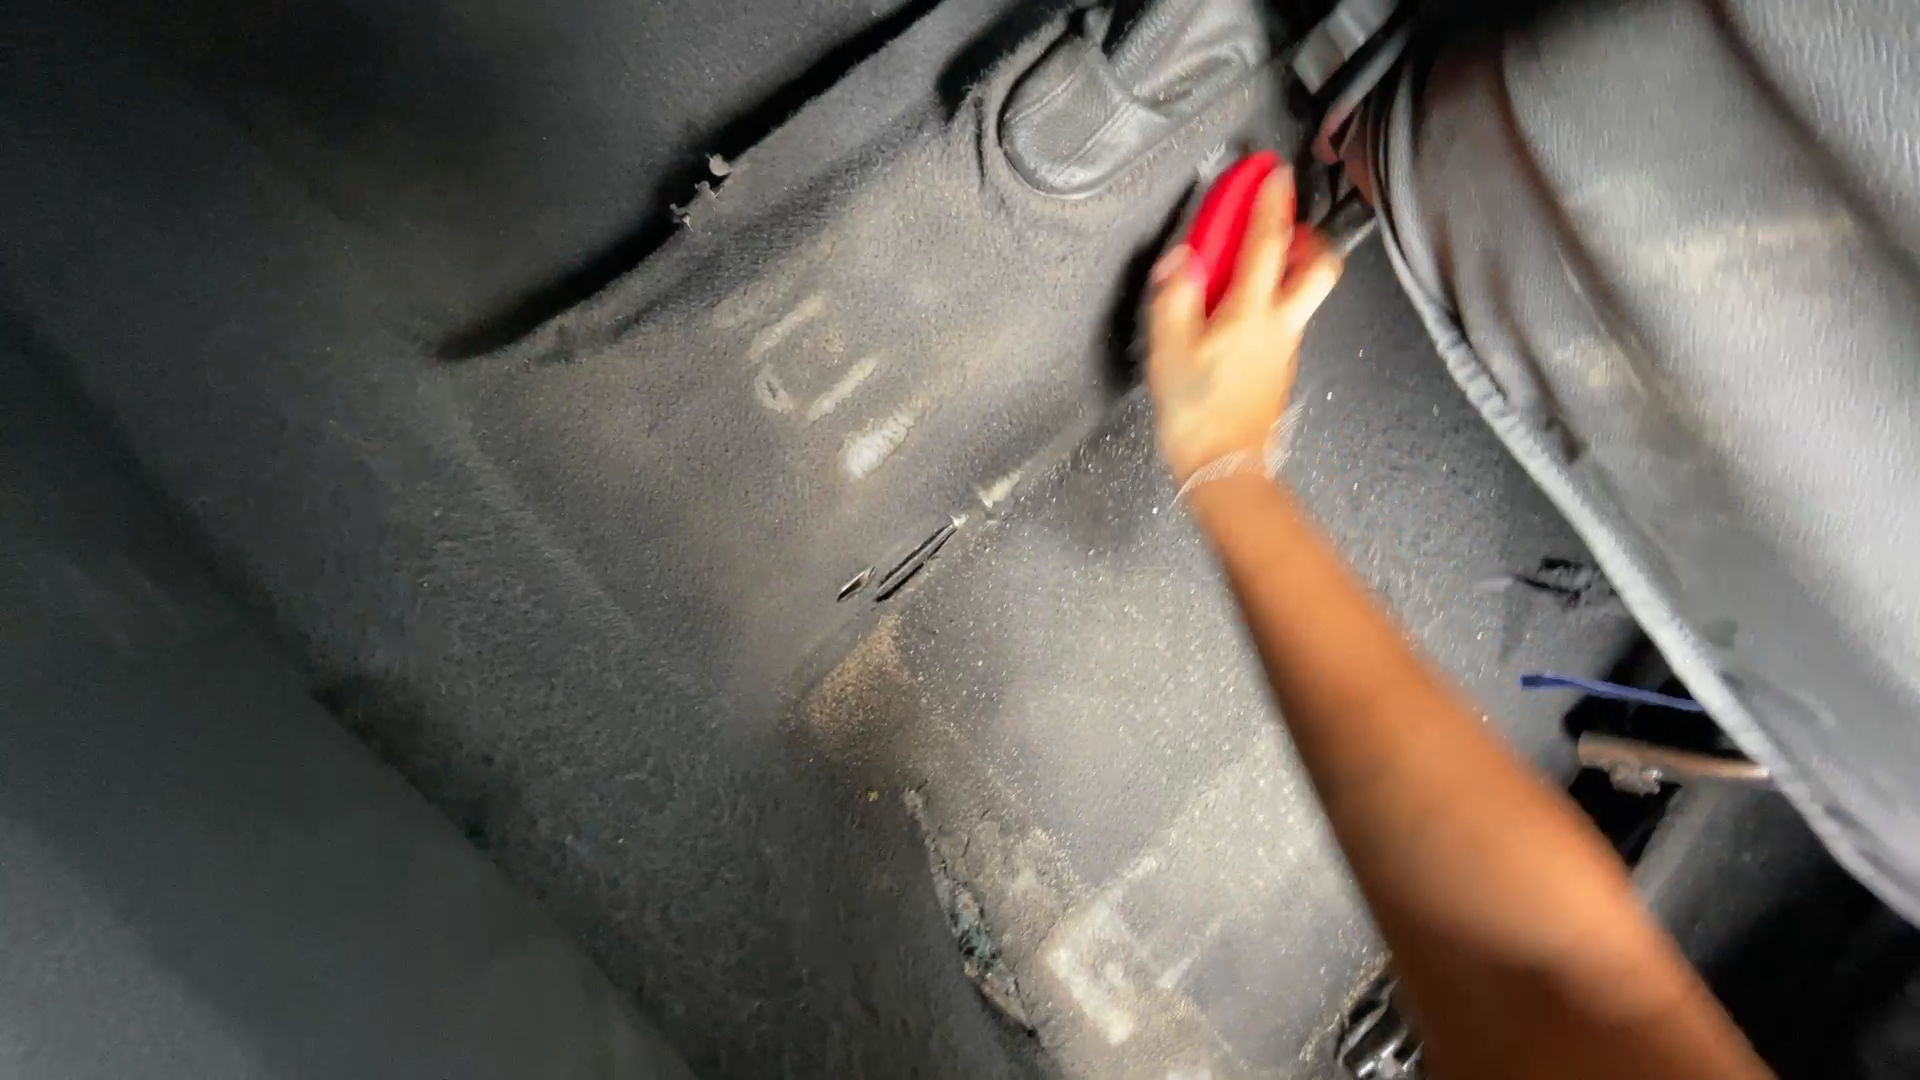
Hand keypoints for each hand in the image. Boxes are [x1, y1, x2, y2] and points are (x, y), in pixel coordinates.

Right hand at [1146, 166, 1344, 485]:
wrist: (1223, 466)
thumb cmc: (1199, 414)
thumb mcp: (1169, 350)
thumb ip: (1174, 297)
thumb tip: (1179, 261)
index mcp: (1250, 313)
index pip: (1267, 242)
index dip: (1269, 201)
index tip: (1271, 175)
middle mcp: (1278, 327)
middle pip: (1317, 266)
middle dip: (1305, 236)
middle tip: (1282, 227)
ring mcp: (1283, 350)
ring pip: (1301, 296)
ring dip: (1285, 270)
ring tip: (1252, 270)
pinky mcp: (1277, 372)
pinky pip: (1282, 325)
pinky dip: (1267, 306)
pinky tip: (1236, 321)